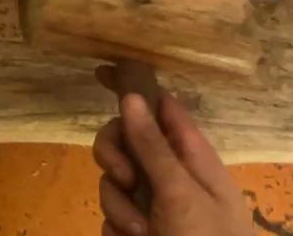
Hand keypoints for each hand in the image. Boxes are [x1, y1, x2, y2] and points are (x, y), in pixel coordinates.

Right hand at [91, 72, 255, 235]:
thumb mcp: (180, 194)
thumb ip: (151, 145)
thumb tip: (129, 94)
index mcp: (194, 158)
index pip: (160, 105)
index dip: (132, 86)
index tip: (99, 73)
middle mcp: (173, 175)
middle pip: (126, 138)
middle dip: (114, 156)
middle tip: (123, 177)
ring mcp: (156, 204)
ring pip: (113, 178)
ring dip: (118, 204)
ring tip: (140, 233)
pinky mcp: (140, 230)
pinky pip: (112, 212)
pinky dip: (118, 227)